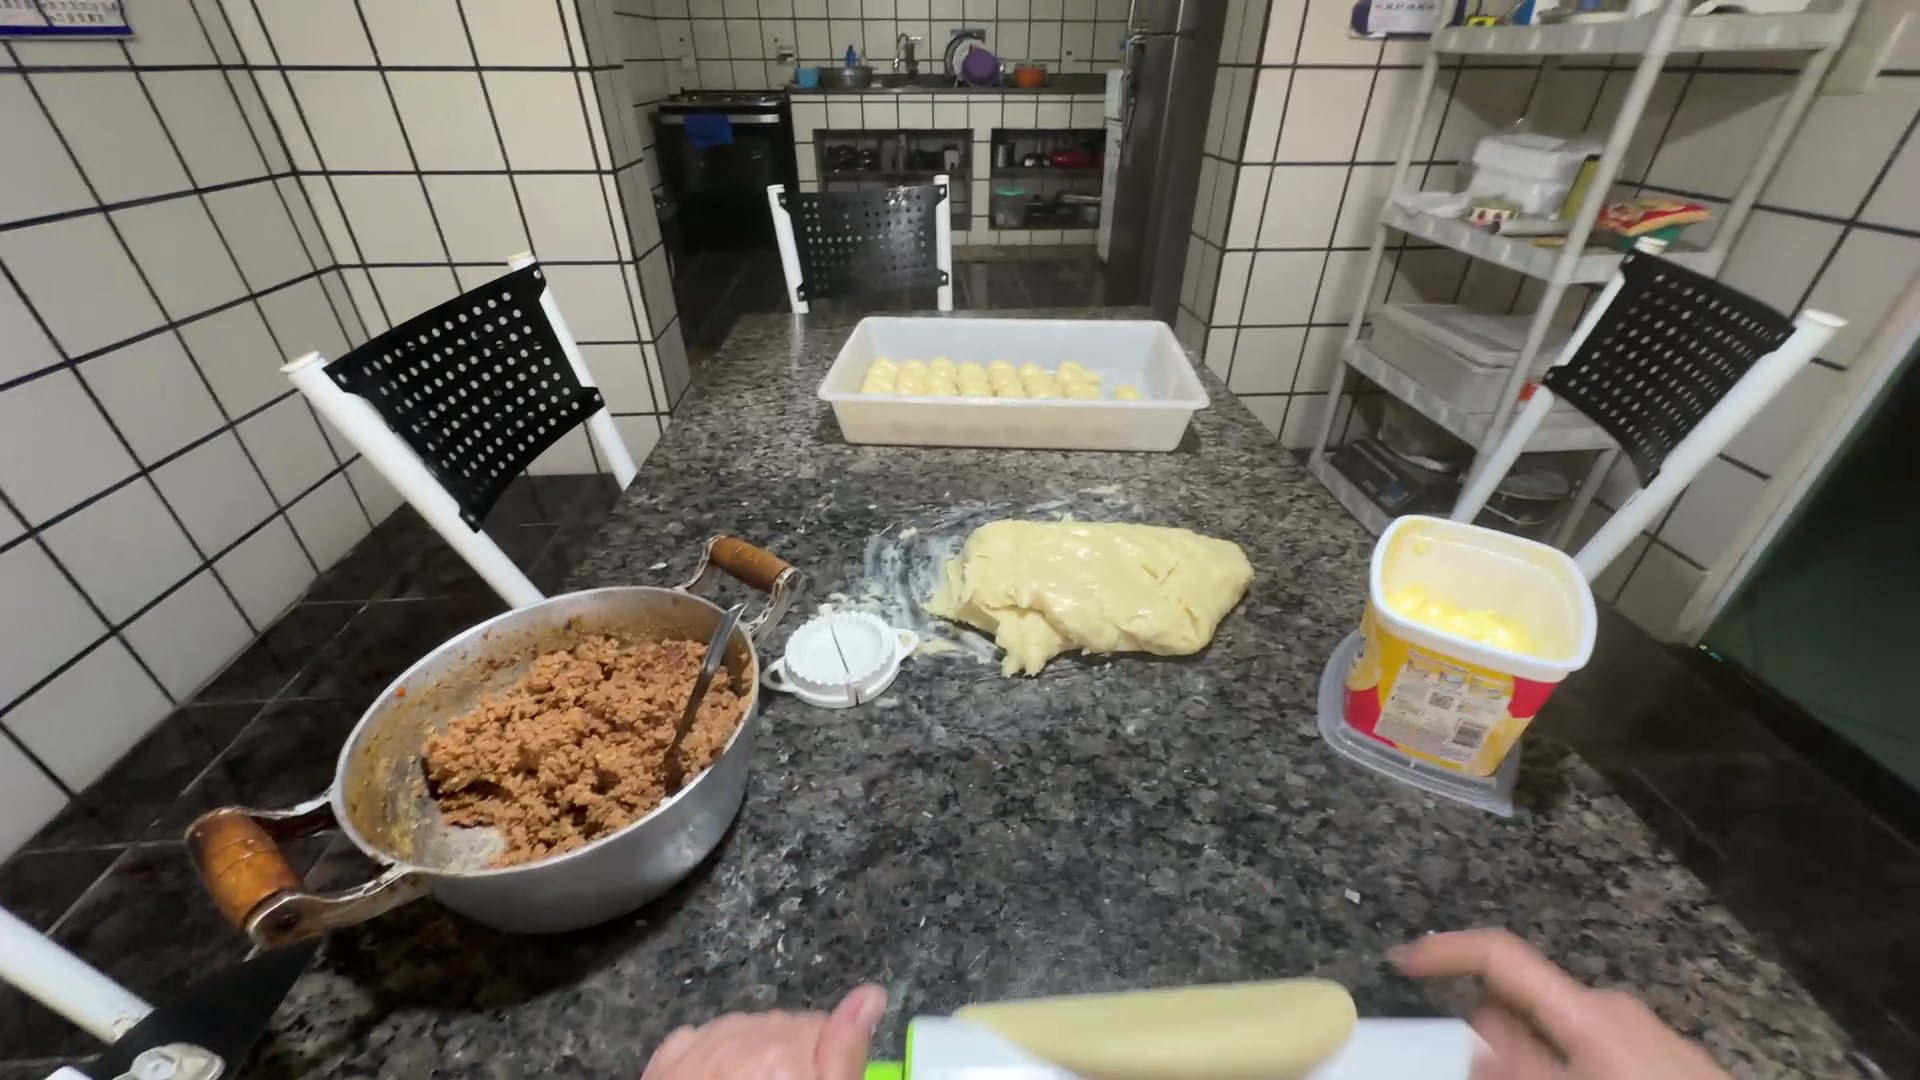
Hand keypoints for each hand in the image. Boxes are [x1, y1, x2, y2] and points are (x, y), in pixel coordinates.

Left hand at [641, 983, 887, 1079]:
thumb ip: (846, 1056)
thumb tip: (872, 995)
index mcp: (787, 1047)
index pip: (825, 1028)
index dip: (825, 1065)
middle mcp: (745, 1033)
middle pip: (784, 1030)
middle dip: (788, 1064)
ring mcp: (702, 1043)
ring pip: (744, 1033)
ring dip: (749, 1062)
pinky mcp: (667, 1061)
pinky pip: (698, 1039)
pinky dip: (706, 1058)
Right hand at [1390, 929, 1728, 1079]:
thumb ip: (1517, 1064)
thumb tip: (1471, 1034)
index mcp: (1588, 1011)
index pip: (1498, 952)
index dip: (1443, 949)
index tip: (1401, 960)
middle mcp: (1613, 1007)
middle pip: (1524, 998)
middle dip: (1493, 1028)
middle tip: (1481, 1065)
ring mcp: (1646, 1034)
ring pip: (1558, 1029)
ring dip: (1532, 1052)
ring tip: (1523, 1072)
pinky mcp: (1670, 1060)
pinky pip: (1594, 1049)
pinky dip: (1566, 1064)